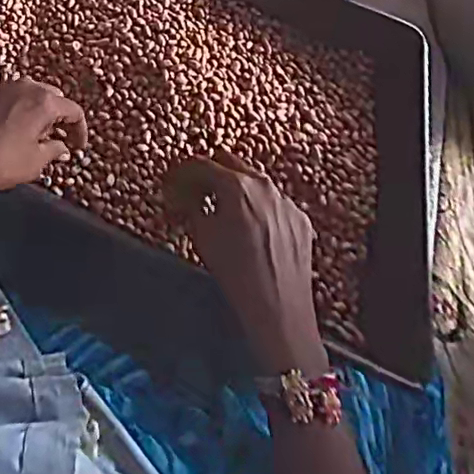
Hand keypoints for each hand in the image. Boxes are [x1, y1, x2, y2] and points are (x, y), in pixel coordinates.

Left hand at [0, 79, 88, 202]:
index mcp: (44, 101)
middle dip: (60, 118)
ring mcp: (4, 88)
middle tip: (60, 140)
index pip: (73, 110)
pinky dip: (22, 111)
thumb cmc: (1, 163)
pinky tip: (16, 131)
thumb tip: (61, 146)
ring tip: (38, 137)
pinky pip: (14, 99)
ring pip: (32, 95)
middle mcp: (26, 87)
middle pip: (53, 98)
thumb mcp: (35, 162)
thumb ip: (54, 150)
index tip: (78, 147)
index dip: (80, 130)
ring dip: (40, 112)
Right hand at [165, 151, 326, 372]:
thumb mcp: (202, 235)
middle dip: (209, 173)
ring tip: (221, 211)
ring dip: (235, 189)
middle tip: (195, 190)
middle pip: (229, 163)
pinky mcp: (300, 218)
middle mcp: (264, 186)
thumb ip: (191, 204)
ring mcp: (285, 201)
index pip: (201, 164)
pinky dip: (257, 207)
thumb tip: (184, 194)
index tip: (174, 180)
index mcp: (237, 186)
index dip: (183, 172)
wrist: (279, 310)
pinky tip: (249, 229)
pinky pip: (273, 202)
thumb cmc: (236, 273)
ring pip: (253, 181)